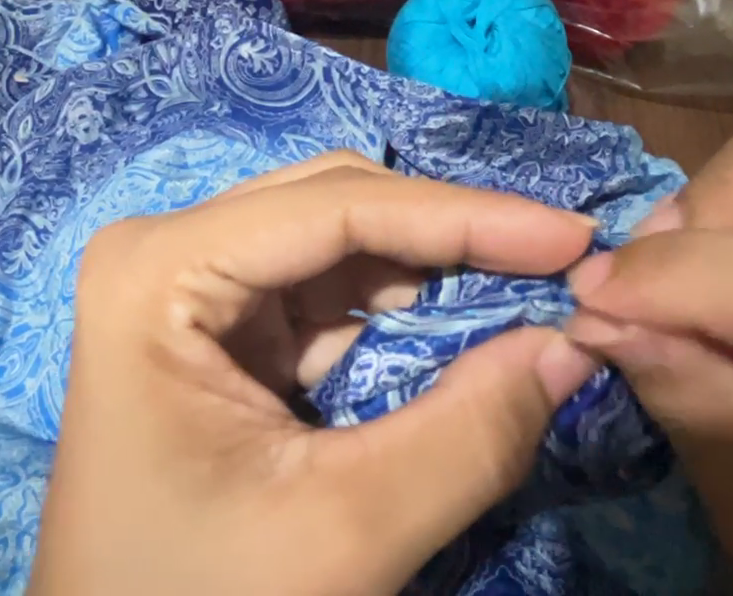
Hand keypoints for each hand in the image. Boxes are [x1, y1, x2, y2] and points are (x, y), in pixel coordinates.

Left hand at [30, 153, 600, 595]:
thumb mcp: (341, 529)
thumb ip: (469, 433)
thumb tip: (573, 342)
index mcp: (160, 268)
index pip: (333, 207)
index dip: (462, 215)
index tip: (571, 235)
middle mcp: (168, 247)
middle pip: (331, 204)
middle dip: (447, 233)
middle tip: (556, 262)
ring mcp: (189, 277)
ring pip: (334, 235)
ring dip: (429, 262)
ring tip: (520, 288)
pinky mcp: (216, 317)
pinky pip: (322, 284)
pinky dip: (396, 300)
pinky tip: (454, 321)